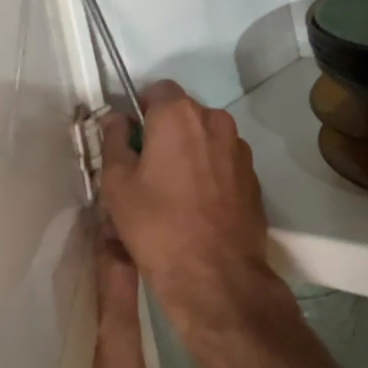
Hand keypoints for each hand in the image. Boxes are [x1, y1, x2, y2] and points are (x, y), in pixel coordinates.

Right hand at [100, 81, 273, 324]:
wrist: (216, 277)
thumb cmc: (158, 225)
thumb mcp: (118, 184)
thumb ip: (114, 140)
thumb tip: (117, 119)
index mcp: (178, 115)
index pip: (157, 90)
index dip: (141, 111)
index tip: (132, 140)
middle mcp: (214, 121)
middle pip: (183, 113)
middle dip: (166, 132)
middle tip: (148, 169)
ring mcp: (239, 149)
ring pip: (205, 138)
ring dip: (190, 152)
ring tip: (175, 192)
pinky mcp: (253, 178)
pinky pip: (223, 162)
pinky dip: (210, 173)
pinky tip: (199, 207)